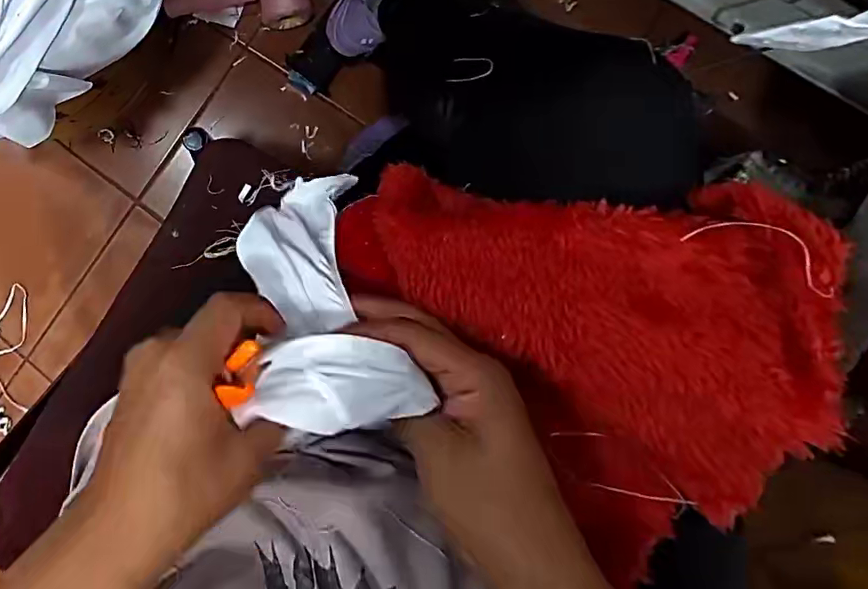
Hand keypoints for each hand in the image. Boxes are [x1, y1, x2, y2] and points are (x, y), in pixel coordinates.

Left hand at [83, 293, 287, 561]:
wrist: (114, 532)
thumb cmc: (181, 492)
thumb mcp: (246, 458)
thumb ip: (273, 416)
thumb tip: (281, 401)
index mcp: (183, 359)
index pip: (227, 307)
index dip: (260, 311)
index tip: (279, 335)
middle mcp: (155, 352)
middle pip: (209, 324)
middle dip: (240, 345)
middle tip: (257, 380)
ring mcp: (136, 369)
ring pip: (189, 343)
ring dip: (216, 360)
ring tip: (231, 402)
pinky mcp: (127, 388)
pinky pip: (169, 361)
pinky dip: (193, 372)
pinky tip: (202, 413)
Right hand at [349, 297, 607, 588]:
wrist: (533, 559)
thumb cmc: (487, 504)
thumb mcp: (438, 453)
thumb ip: (403, 407)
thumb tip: (370, 382)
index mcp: (476, 370)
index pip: (417, 333)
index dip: (374, 327)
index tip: (333, 329)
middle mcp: (479, 368)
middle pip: (424, 329)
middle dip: (382, 316)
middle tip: (340, 309)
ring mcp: (478, 388)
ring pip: (427, 348)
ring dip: (391, 336)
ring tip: (350, 331)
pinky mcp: (472, 409)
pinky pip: (431, 372)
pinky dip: (402, 364)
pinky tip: (377, 367)